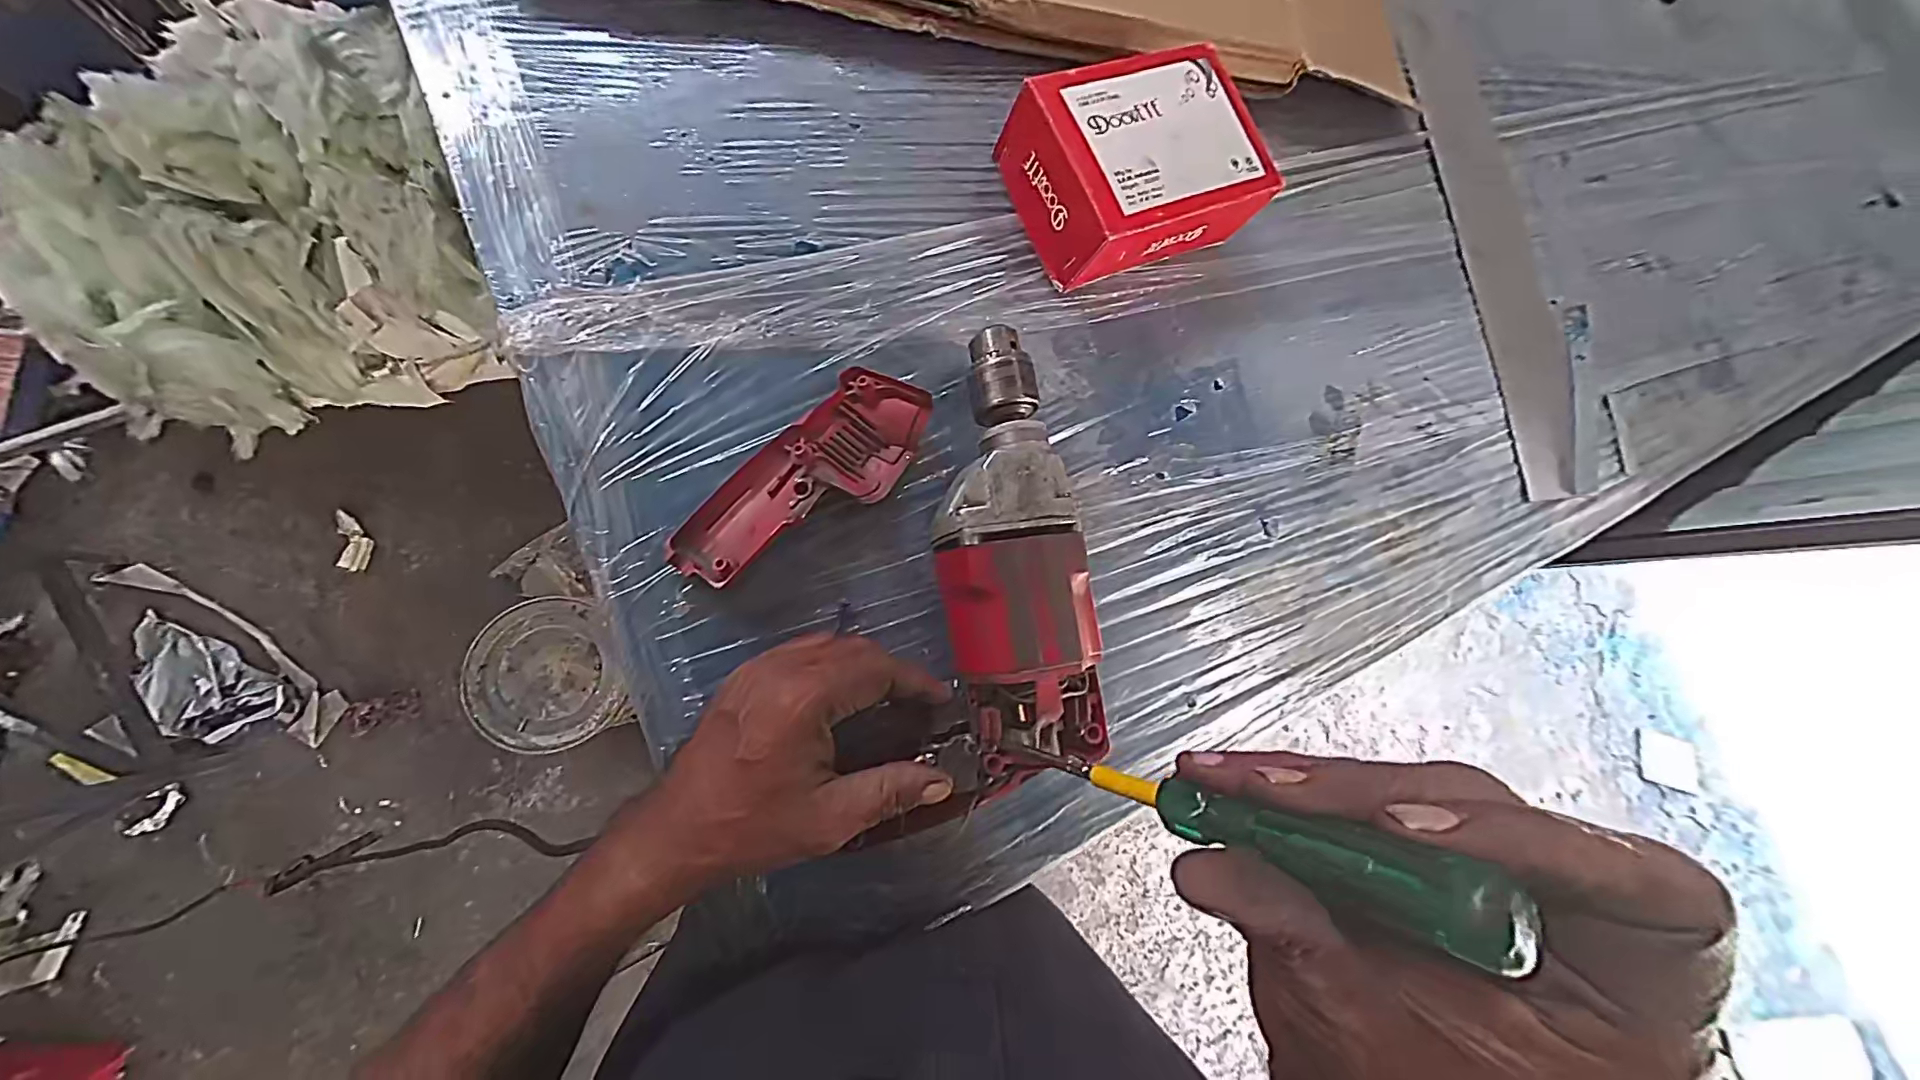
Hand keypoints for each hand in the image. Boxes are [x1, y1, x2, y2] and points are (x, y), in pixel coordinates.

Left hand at [635, 633, 955, 887]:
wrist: (676, 831)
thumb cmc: (753, 827)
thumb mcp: (830, 819)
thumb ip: (890, 791)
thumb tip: (940, 778)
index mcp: (804, 698)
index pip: (875, 670)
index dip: (914, 681)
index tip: (939, 699)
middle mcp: (781, 669)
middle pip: (854, 649)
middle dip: (892, 670)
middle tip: (916, 701)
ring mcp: (758, 667)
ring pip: (828, 644)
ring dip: (863, 663)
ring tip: (886, 696)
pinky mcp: (745, 674)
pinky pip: (802, 651)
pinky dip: (832, 661)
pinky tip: (841, 691)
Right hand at [1169, 752, 1734, 1078]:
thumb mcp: (1365, 1038)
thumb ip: (1297, 947)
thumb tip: (1210, 868)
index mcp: (1628, 983)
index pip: (1640, 885)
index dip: (1521, 838)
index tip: (1403, 827)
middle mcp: (1560, 908)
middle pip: (1472, 811)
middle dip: (1344, 795)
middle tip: (1256, 790)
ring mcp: (1485, 872)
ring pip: (1403, 793)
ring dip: (1301, 786)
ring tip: (1222, 783)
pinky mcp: (1416, 853)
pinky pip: (1361, 807)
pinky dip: (1290, 802)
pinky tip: (1235, 790)